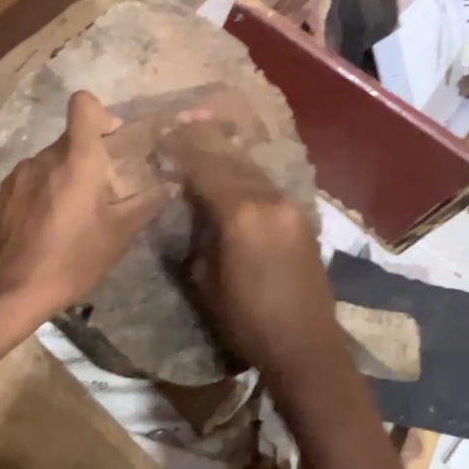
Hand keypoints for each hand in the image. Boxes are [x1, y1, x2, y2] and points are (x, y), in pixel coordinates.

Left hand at [0, 91, 170, 316]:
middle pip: (73, 137)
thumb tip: (170, 184)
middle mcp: (46, 156)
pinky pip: (34, 176)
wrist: (15, 289)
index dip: (101, 114)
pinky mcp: (5, 192)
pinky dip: (46, 188)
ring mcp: (21, 172)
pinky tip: (50, 222)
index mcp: (76, 159)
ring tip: (76, 212)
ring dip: (67, 174)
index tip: (113, 143)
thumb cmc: (74, 259)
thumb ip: (146, 203)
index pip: (84, 104)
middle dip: (91, 155)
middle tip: (105, 189)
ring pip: (53, 159)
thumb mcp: (119, 234)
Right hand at [163, 120, 333, 371]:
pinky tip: (232, 171)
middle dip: (204, 139)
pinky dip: (245, 172)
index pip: (204, 165)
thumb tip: (193, 210)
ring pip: (251, 167)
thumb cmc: (246, 320)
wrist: (305, 346)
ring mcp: (290, 205)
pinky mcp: (302, 216)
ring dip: (226, 154)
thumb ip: (197, 235)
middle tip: (181, 122)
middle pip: (230, 158)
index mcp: (241, 212)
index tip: (162, 132)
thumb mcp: (205, 279)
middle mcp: (269, 198)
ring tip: (204, 138)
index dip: (181, 147)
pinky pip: (266, 183)